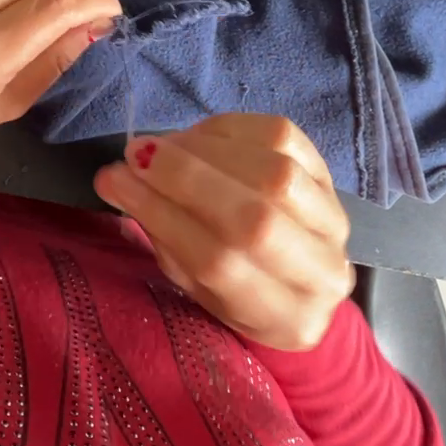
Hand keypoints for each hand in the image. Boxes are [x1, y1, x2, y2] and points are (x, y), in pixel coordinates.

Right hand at [93, 113, 354, 351]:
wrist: (302, 281)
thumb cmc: (234, 287)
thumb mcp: (194, 284)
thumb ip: (160, 233)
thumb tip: (116, 178)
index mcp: (280, 316)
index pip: (217, 262)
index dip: (159, 213)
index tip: (113, 180)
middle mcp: (319, 272)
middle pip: (253, 219)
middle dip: (183, 176)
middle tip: (136, 153)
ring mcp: (333, 221)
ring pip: (272, 174)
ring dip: (205, 150)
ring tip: (164, 145)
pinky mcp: (329, 174)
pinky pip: (282, 138)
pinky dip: (230, 128)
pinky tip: (200, 135)